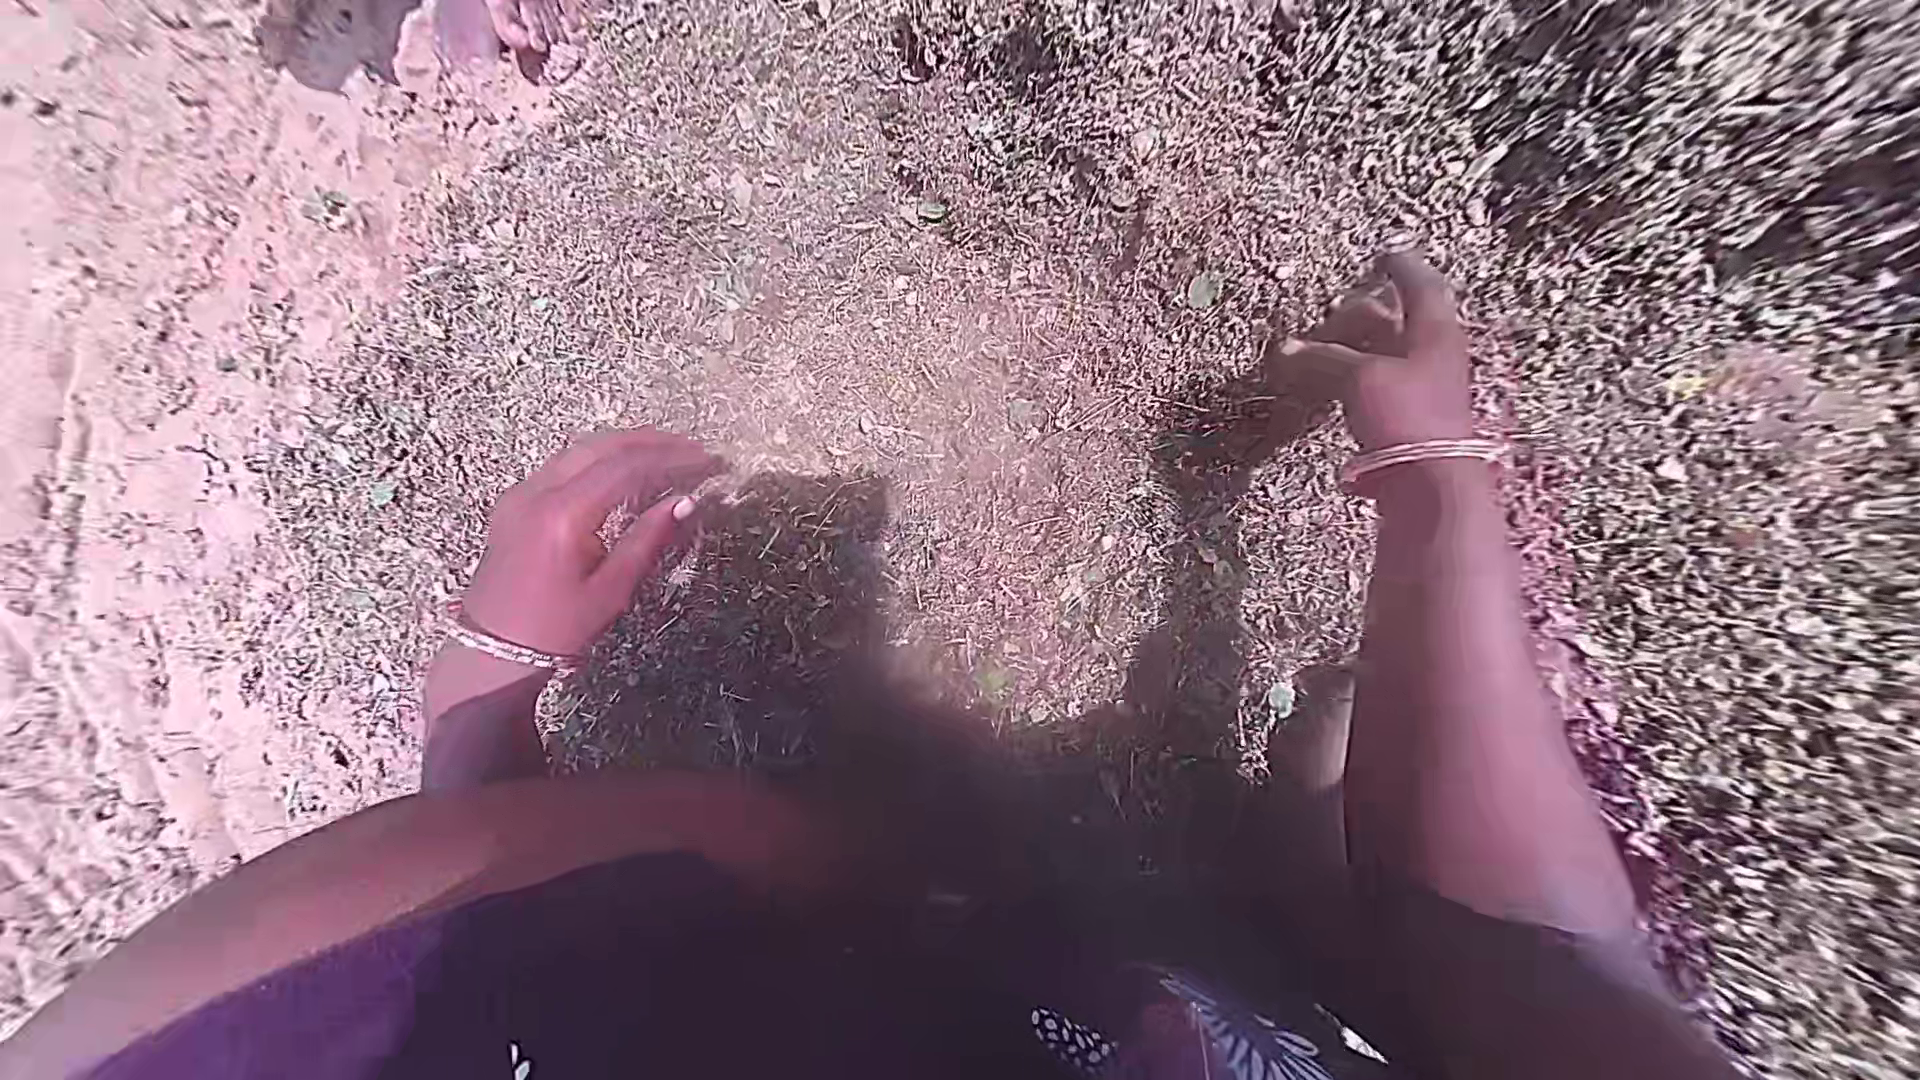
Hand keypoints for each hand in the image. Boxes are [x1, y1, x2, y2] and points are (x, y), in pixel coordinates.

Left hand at [457, 429, 722, 657]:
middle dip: (651, 441)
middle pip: (601, 447)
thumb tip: (685, 503)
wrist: (492, 652)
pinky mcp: (517, 503)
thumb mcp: (612, 588)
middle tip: (693, 448)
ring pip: (580, 450)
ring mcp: (521, 495)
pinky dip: (602, 459)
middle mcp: (536, 494)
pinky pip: (565, 465)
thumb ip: (648, 538)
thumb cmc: (556, 629)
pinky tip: (627, 468)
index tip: (707, 461)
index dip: (672, 459)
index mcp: (561, 516)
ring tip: (668, 450)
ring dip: (627, 445)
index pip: (626, 469)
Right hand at [1277, 251, 1474, 450]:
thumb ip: (1323, 359)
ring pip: (1384, 354)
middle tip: (1335, 311)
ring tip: (1324, 349)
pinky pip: (1375, 383)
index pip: (1418, 287)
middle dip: (1366, 313)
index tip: (1384, 254)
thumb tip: (1285, 348)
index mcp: (1433, 332)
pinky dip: (1351, 377)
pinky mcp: (1405, 415)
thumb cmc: (1405, 416)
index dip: (1400, 268)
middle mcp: (1432, 353)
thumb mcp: (1360, 378)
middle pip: (1397, 322)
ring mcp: (1421, 385)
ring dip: (1354, 348)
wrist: (1428, 478)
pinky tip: (1332, 386)